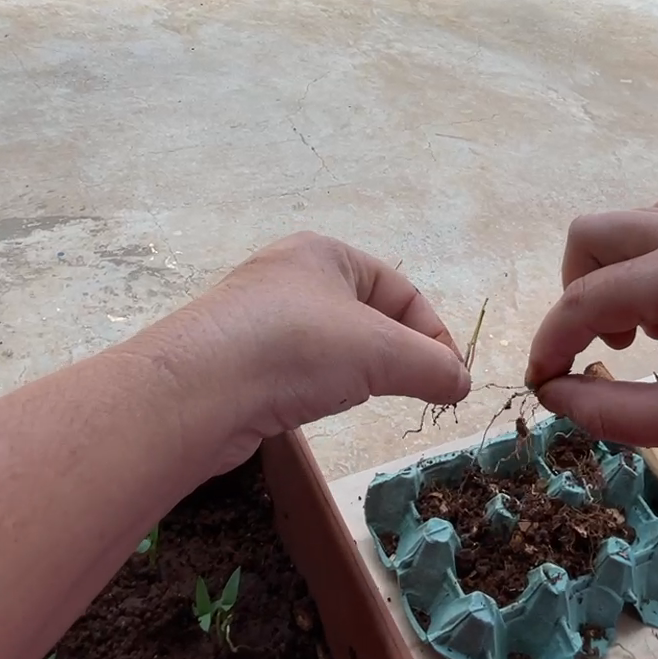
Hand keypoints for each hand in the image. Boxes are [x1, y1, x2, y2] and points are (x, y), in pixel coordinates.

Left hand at [123, 233, 471, 473]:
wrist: (197, 391)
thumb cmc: (297, 349)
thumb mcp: (381, 352)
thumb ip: (432, 366)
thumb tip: (460, 384)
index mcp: (326, 254)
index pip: (401, 290)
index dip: (434, 334)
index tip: (450, 380)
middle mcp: (290, 276)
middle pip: (368, 315)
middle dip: (397, 353)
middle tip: (414, 390)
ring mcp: (259, 317)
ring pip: (332, 343)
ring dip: (359, 371)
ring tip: (364, 396)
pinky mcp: (239, 357)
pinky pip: (298, 366)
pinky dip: (320, 385)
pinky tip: (317, 404)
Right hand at [525, 188, 657, 474]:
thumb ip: (602, 409)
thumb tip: (549, 392)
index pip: (586, 298)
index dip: (550, 343)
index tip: (539, 384)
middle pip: (592, 236)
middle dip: (574, 296)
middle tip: (596, 352)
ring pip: (626, 222)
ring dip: (608, 273)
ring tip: (636, 332)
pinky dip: (644, 256)